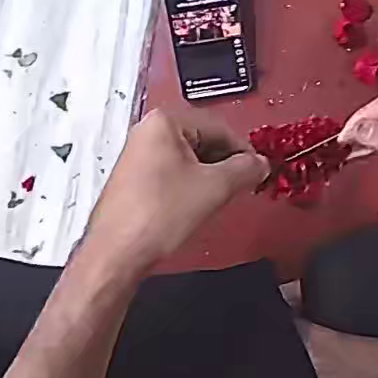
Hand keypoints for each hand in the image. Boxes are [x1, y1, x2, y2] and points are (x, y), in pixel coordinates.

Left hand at [82, 110, 267, 268]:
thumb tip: (261, 163)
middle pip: (204, 140)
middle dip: (226, 164)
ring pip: (189, 158)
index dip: (243, 151)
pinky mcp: (134, 177)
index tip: (257, 171)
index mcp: (164, 122)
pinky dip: (191, 184)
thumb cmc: (161, 213)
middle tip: (242, 185)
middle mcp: (148, 131)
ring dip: (210, 176)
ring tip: (220, 197)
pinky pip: (173, 171)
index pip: (219, 128)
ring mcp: (138, 154)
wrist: (116, 255)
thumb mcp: (215, 187)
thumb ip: (245, 169)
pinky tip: (197, 204)